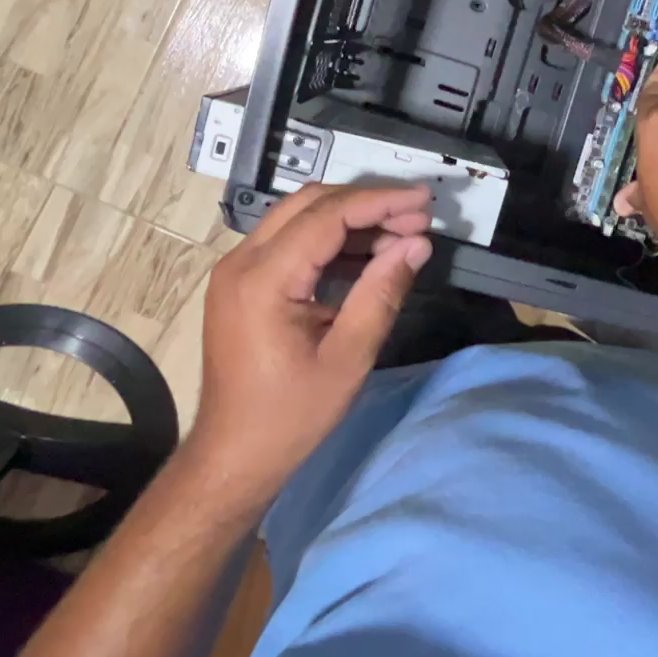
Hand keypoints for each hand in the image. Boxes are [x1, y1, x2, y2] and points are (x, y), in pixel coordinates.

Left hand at [190, 183, 433, 491]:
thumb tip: (416, 244)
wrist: (233, 454)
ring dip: (352, 219)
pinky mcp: (242, 282)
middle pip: (311, 203)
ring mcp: (237, 270)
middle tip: (418, 218)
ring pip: (300, 217)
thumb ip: (381, 293)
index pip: (328, 215)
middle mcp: (241, 262)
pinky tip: (369, 255)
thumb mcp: (348, 357)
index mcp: (263, 279)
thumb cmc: (290, 415)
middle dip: (368, 203)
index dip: (381, 201)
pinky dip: (332, 240)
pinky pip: (291, 242)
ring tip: (402, 235)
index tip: (424, 201)